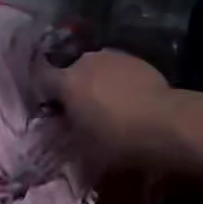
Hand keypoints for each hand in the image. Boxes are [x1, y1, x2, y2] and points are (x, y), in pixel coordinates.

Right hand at [37, 49, 178, 168]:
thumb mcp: (84, 148)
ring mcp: (110, 55)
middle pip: (71, 72)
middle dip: (73, 90)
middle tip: (82, 113)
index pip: (41, 76)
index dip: (42, 90)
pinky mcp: (131, 56)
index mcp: (67, 82)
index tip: (48, 105)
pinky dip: (115, 80)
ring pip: (94, 69)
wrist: (161, 120)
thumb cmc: (116, 139)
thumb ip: (66, 134)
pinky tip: (128, 98)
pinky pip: (115, 68)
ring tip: (108, 106)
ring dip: (95, 83)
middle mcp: (85, 61)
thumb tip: (59, 130)